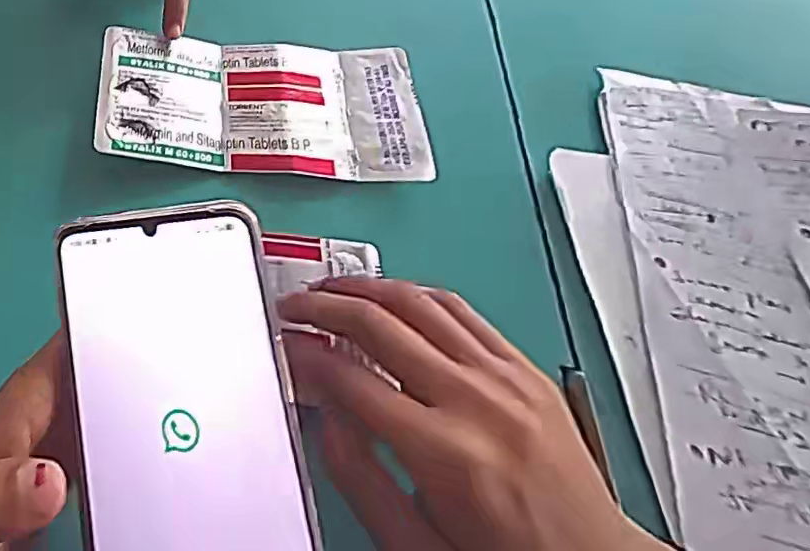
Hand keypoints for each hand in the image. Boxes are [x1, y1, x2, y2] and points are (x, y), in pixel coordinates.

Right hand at [281, 277, 660, 550]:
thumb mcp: (418, 546)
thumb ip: (360, 480)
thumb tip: (326, 417)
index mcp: (446, 454)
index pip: (349, 378)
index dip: (306, 355)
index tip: (287, 347)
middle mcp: (474, 402)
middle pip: (375, 323)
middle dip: (321, 306)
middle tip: (295, 305)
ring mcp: (503, 377)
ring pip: (413, 300)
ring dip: (361, 286)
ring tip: (331, 287)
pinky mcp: (522, 366)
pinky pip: (457, 307)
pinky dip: (413, 292)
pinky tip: (391, 295)